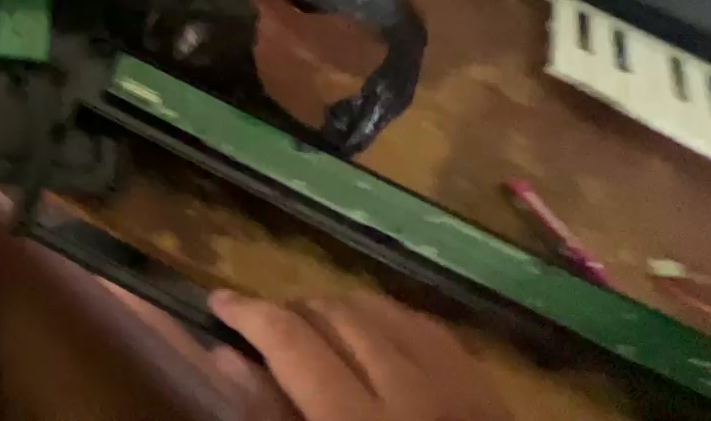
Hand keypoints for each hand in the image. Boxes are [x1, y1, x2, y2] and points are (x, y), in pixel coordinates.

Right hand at [207, 290, 506, 420]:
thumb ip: (271, 418)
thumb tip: (227, 359)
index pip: (290, 339)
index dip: (247, 312)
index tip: (217, 301)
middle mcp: (412, 394)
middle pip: (335, 314)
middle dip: (291, 309)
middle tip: (266, 328)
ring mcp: (461, 392)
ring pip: (381, 310)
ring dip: (338, 311)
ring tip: (316, 330)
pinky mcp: (493, 398)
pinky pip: (429, 330)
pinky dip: (389, 322)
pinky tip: (376, 341)